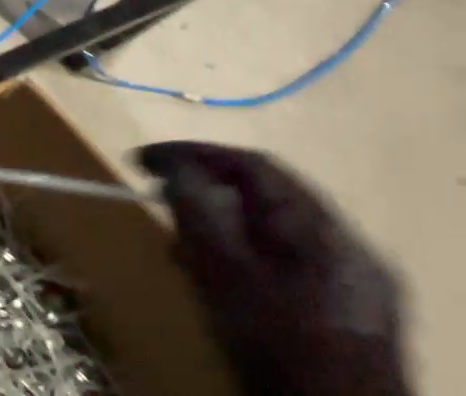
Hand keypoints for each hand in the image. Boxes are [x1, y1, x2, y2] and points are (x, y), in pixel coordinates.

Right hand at [137, 141, 409, 395]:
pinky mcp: (351, 311)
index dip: (190, 153)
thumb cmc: (274, 342)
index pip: (252, 165)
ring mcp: (357, 281)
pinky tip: (219, 280)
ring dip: (222, 226)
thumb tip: (173, 166)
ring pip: (275, 231)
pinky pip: (288, 262)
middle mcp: (349, 246)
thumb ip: (196, 212)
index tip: (139, 161)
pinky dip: (245, 256)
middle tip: (156, 199)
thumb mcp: (222, 271)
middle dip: (204, 192)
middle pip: (266, 197)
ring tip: (180, 246)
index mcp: (322, 230)